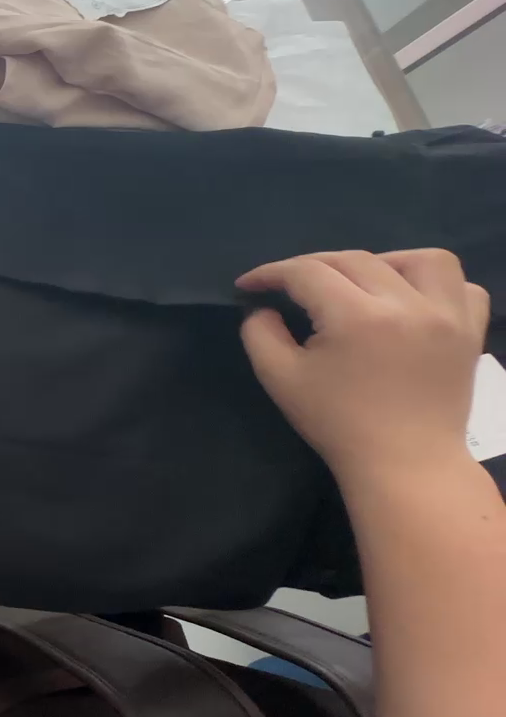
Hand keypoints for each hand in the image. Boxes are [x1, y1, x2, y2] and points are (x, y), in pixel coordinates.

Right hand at [237, 249, 489, 490]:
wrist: (403, 457)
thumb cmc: (333, 418)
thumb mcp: (277, 374)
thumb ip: (260, 332)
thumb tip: (264, 308)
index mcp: (357, 318)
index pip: (306, 273)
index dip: (269, 273)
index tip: (246, 286)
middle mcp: (409, 306)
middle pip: (354, 260)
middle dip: (308, 265)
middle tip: (282, 284)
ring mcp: (449, 316)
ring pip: (420, 260)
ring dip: (377, 261)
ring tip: (352, 281)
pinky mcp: (471, 330)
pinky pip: (460, 285)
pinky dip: (428, 281)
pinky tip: (402, 297)